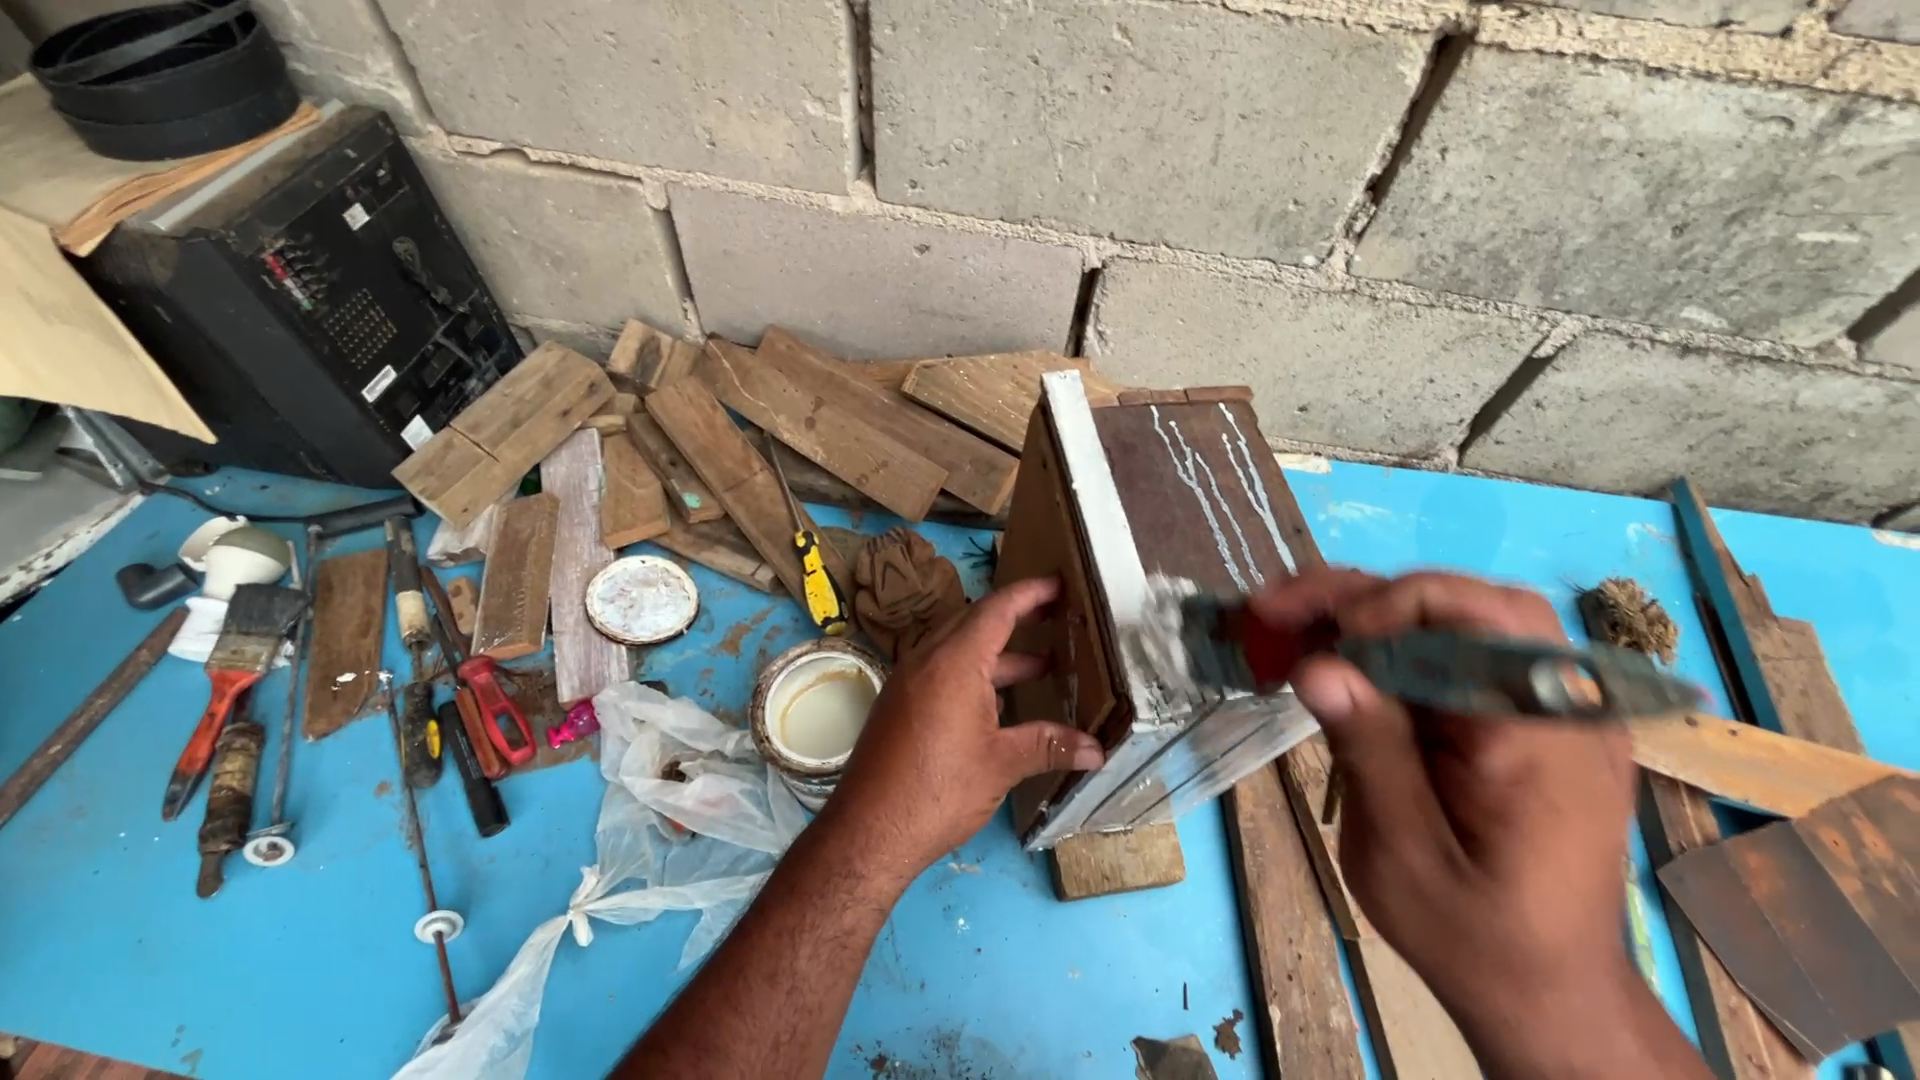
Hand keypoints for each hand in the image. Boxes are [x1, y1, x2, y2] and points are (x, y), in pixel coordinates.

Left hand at [822, 577, 1104, 883]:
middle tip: (1054, 615)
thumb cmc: (937, 791)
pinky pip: (941, 671)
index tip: (1058, 583)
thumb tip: (1097, 750)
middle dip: (1016, 616)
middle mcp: (925, 661)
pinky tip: (997, 702)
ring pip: (957, 649)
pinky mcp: (899, 705)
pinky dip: (974, 673)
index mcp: (953, 662)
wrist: (868, 831)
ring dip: (997, 652)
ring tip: (1041, 664)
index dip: (1029, 594)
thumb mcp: (1000, 764)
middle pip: (974, 622)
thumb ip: (1048, 746)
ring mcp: (907, 683)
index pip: (996, 610)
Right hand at [1252, 570, 1644, 1061]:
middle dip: (1362, 597)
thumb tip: (1317, 665)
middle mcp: (1559, 703)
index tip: (1314, 640)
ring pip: (1452, 617)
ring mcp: (1542, 705)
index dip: (1387, 606)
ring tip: (1288, 628)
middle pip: (1462, 601)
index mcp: (1542, 734)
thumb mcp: (1402, 853)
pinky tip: (1331, 661)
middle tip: (1277, 613)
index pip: (1478, 615)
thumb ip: (1369, 752)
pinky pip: (1451, 654)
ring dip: (1365, 615)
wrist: (1544, 989)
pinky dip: (1385, 647)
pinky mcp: (1514, 715)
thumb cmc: (1473, 936)